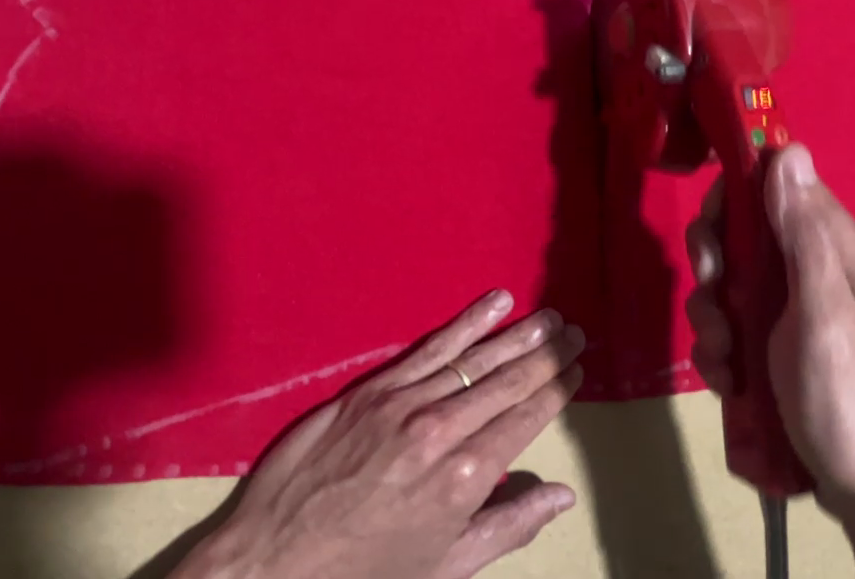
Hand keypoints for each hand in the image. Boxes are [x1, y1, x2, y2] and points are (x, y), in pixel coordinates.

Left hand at [176, 290, 584, 578]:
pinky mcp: (374, 388)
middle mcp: (442, 432)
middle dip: (548, 356)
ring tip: (550, 318)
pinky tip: (494, 303)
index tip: (578, 369)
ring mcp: (406, 404)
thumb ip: (507, 526)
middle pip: (508, 383)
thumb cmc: (365, 572)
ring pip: (476, 360)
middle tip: (575, 334)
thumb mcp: (445, 567)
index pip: (526, 419)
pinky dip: (467, 323)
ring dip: (518, 336)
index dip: (557, 391)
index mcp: (465, 479)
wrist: (275, 561)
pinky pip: (430, 347)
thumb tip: (562, 496)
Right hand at [684, 145, 854, 578]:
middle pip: (741, 232)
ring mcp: (795, 309)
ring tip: (729, 362)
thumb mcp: (823, 316)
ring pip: (729, 281)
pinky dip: (721, 350)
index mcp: (834, 247)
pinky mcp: (779, 344)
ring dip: (713, 318)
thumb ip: (803, 234)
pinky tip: (732, 383)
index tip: (716, 241)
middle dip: (714, 266)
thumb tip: (788, 149)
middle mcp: (814, 267)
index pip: (771, 184)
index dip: (733, 200)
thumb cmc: (853, 405)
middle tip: (718, 303)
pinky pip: (732, 326)